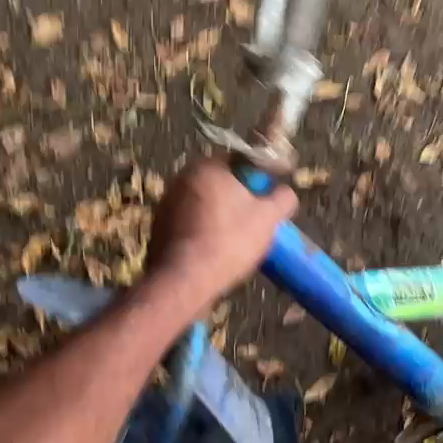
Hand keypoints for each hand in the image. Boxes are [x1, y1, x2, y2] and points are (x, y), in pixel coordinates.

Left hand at [140, 159, 296, 310]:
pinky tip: (216, 250)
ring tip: (237, 240)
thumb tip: (285, 193)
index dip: (260, 178)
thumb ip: (283, 198)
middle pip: (221, 182)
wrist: (184, 282)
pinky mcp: (158, 227)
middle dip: (239, 198)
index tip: (268, 198)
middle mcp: (181, 178)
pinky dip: (204, 230)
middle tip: (256, 220)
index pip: (241, 161)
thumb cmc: (229, 242)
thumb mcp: (268, 218)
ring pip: (205, 203)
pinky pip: (190, 222)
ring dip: (221, 215)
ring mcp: (165, 203)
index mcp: (207, 167)